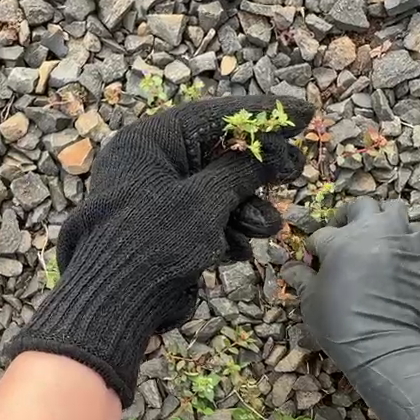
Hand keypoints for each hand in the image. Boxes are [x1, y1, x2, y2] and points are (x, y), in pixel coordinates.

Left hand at [10, 95, 312, 403]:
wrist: (115, 304)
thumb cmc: (155, 240)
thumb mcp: (204, 200)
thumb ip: (240, 171)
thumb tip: (268, 156)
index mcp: (148, 142)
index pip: (213, 117)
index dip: (262, 115)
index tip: (304, 115)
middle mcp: (149, 167)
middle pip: (216, 156)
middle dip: (257, 171)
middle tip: (294, 171)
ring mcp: (155, 202)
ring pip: (214, 193)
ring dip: (246, 210)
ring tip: (269, 227)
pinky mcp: (163, 234)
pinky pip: (203, 222)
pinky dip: (226, 233)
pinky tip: (238, 249)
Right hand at [280, 197, 419, 419]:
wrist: (382, 344)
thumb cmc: (339, 322)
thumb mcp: (310, 301)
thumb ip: (302, 278)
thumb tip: (290, 269)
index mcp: (338, 240)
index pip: (320, 235)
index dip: (314, 250)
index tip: (313, 265)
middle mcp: (370, 230)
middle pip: (359, 207)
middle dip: (348, 218)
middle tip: (342, 236)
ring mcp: (398, 239)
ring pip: (393, 208)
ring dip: (382, 218)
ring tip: (375, 236)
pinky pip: (418, 232)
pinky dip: (408, 237)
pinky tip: (399, 251)